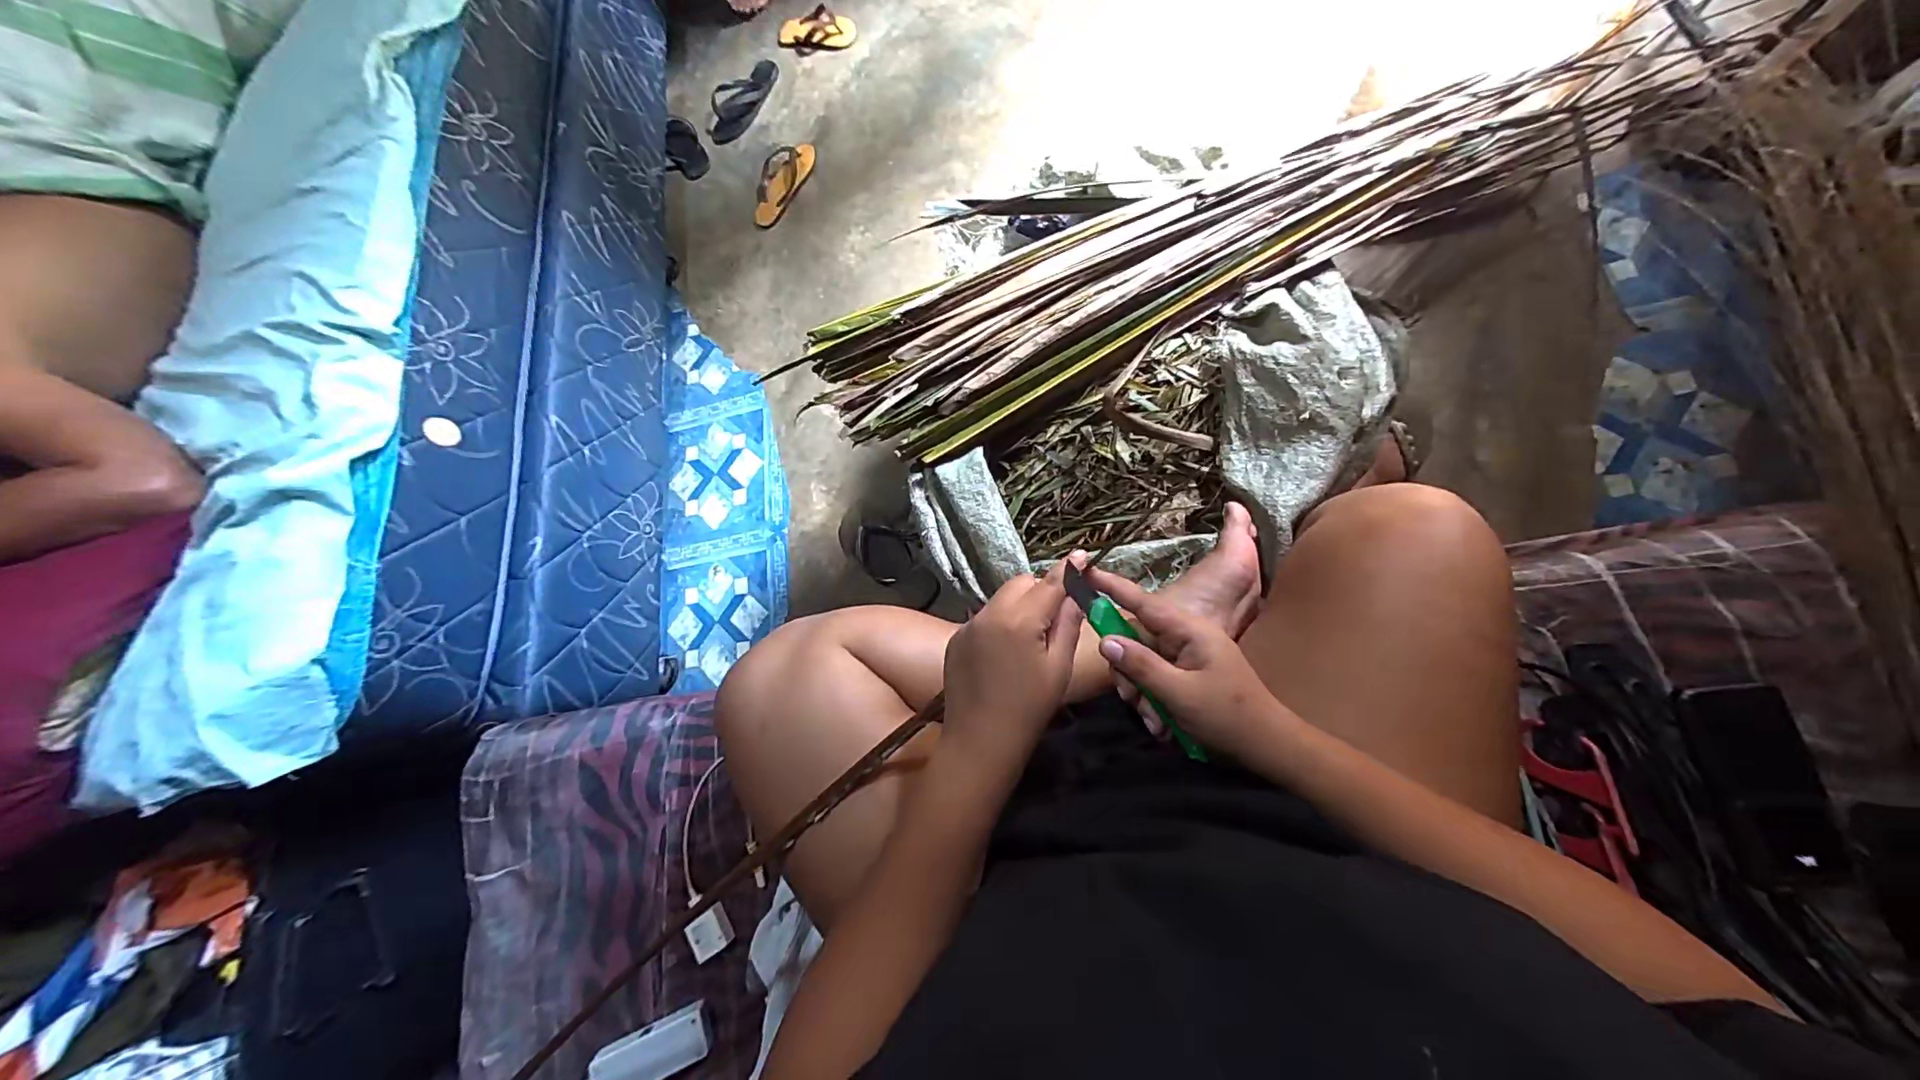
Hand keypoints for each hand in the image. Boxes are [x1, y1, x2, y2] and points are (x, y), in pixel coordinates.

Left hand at [939, 567, 1083, 788]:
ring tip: (1030, 638)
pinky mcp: (956, 638)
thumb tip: (1075, 592)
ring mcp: (968, 625)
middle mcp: (989, 614)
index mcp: (1019, 620)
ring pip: (1001, 598)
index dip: (1068, 568)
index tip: (1082, 556)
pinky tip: (1005, 653)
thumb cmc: (1029, 710)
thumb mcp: (1058, 668)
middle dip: (1040, 591)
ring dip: (1019, 606)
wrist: (979, 742)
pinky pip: (984, 617)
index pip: (1049, 583)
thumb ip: (1067, 624)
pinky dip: (1000, 622)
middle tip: (1055, 617)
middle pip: (1021, 583)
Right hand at [1085, 566, 1285, 759]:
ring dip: (1142, 693)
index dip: (1113, 586)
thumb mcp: (1179, 693)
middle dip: (1128, 672)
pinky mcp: (1186, 674)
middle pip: (1136, 640)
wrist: (1266, 745)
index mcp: (1189, 630)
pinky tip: (1162, 724)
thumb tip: (1106, 640)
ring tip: (1156, 722)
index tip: (1087, 570)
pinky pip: (1154, 678)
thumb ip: (1140, 665)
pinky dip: (1153, 700)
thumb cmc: (1226, 716)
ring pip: (1142, 663)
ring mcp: (1186, 656)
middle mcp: (1186, 636)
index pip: (1143, 602)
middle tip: (1131, 699)